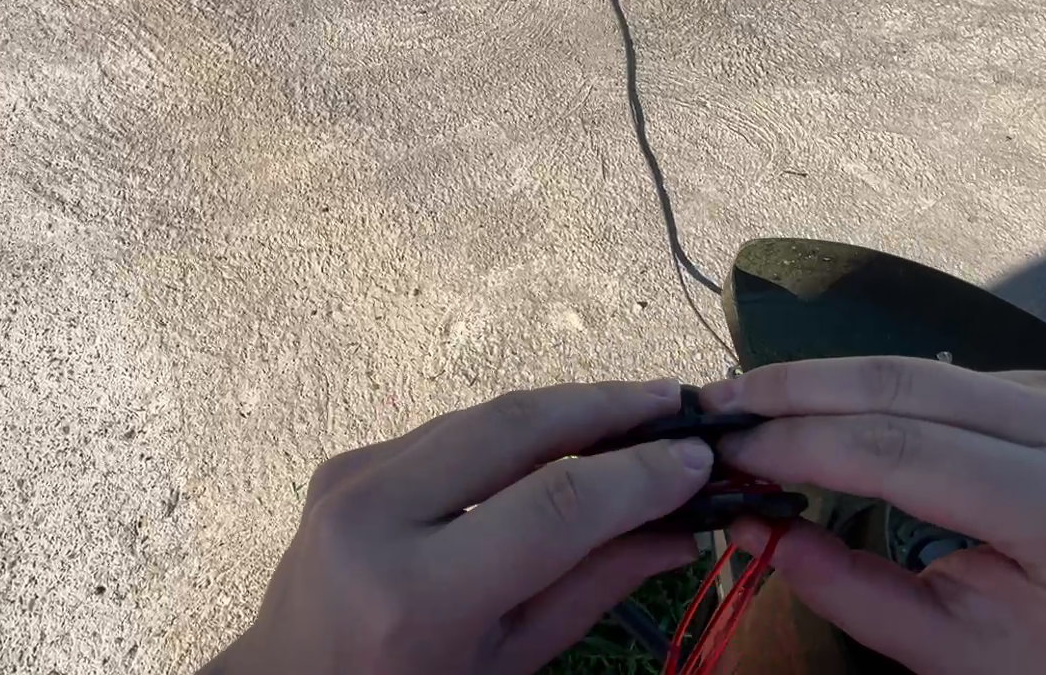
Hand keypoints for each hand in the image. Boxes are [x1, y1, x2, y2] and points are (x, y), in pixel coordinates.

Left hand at [201, 380, 713, 674]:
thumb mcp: (506, 668)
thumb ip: (591, 589)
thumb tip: (679, 527)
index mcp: (412, 597)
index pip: (551, 507)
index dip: (634, 474)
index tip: (697, 453)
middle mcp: (373, 515)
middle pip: (514, 426)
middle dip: (606, 404)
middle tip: (675, 398)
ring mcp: (352, 475)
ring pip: (485, 416)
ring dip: (567, 407)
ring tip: (637, 405)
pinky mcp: (348, 459)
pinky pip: (453, 432)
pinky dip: (517, 429)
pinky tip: (565, 431)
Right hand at [702, 359, 1045, 674]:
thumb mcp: (962, 657)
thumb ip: (848, 590)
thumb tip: (750, 524)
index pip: (898, 450)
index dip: (798, 443)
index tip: (725, 450)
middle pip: (896, 383)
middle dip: (792, 389)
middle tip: (715, 403)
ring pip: (905, 368)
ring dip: (816, 381)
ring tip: (746, 400)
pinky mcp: (1045, 383)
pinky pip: (928, 377)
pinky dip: (858, 389)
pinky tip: (812, 405)